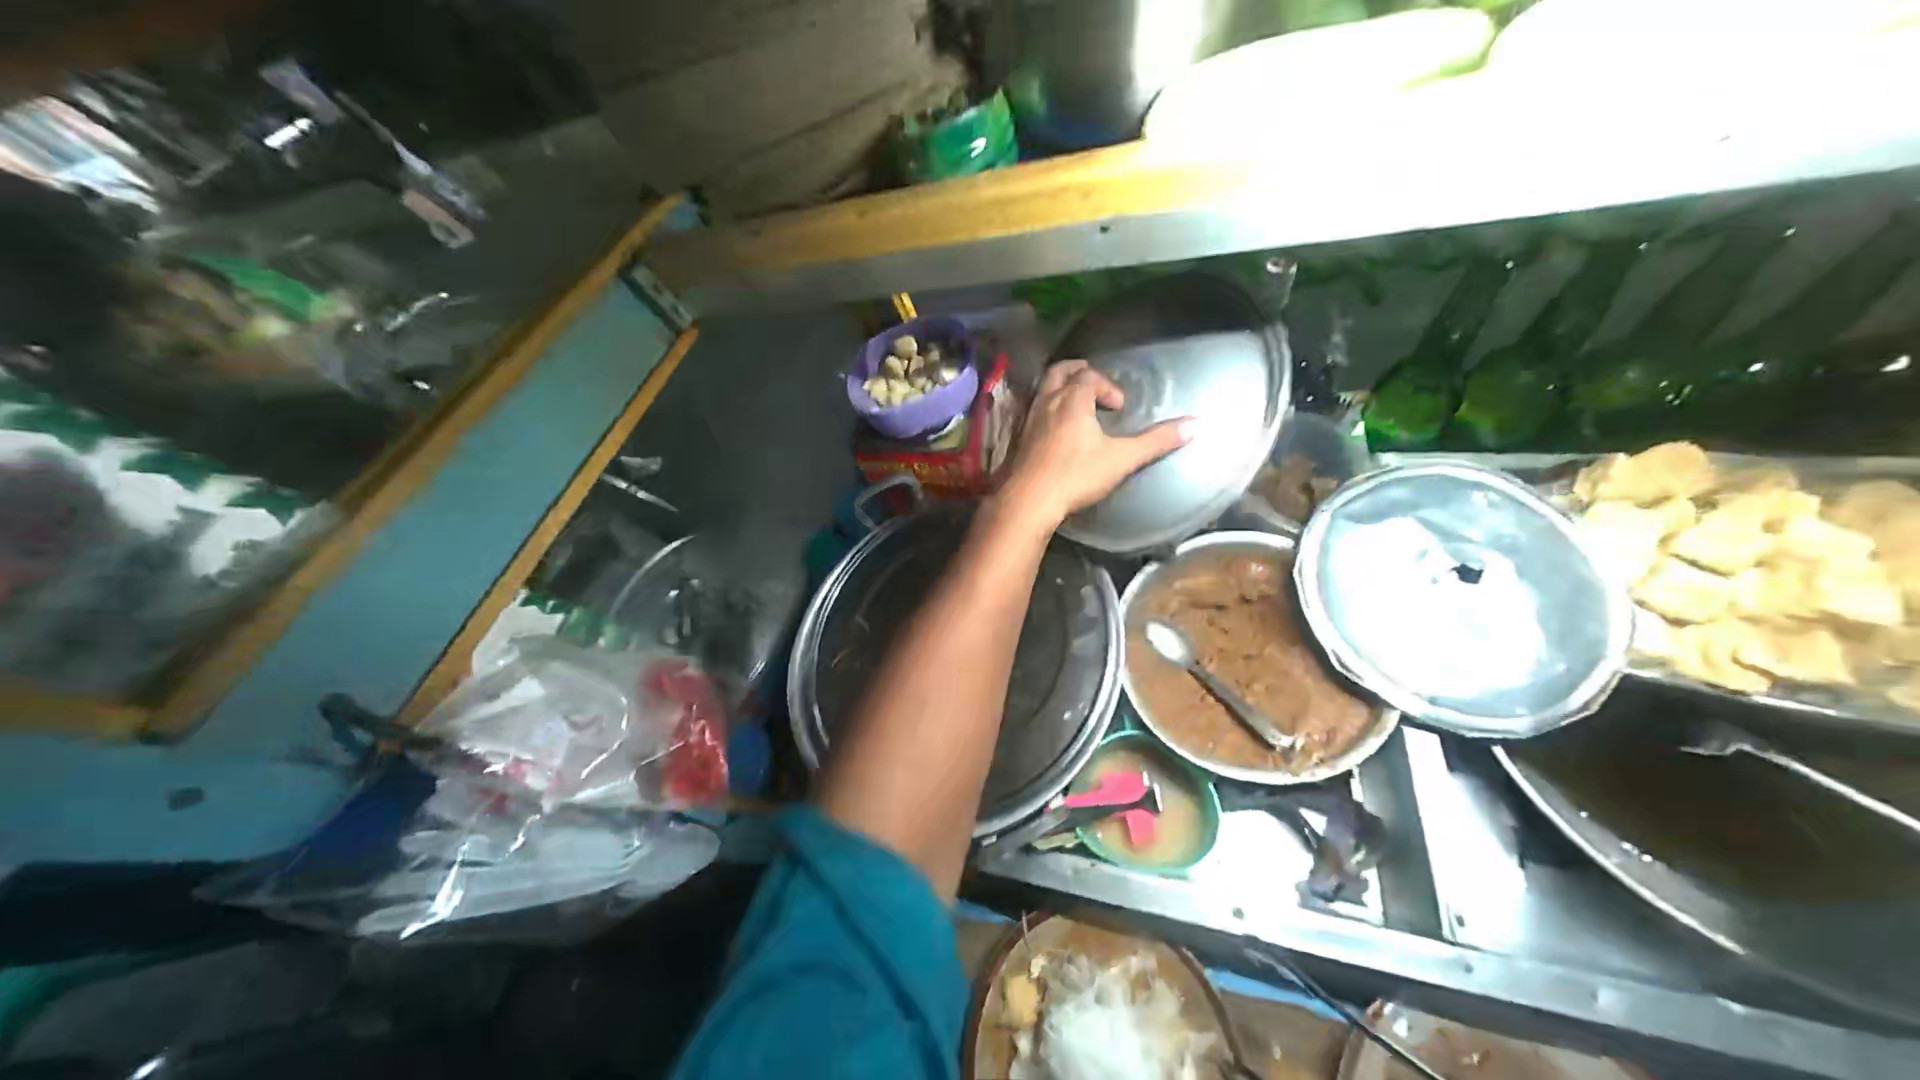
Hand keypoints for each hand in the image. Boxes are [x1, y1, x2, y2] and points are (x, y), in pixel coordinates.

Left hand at [995, 359, 1191, 530]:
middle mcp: (1047, 402)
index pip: (1089, 376)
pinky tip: (1055, 429)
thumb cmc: (1076, 475)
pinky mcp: (1019, 439)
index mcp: (1072, 399)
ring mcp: (1029, 420)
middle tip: (1093, 383)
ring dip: (1060, 389)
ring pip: (1043, 390)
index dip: (1107, 385)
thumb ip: (1157, 441)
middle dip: (1078, 372)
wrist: (1029, 501)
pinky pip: (1033, 411)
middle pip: (1059, 372)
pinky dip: (1047, 408)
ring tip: (1077, 404)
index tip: (1119, 407)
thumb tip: (1197, 424)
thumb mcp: (1122, 458)